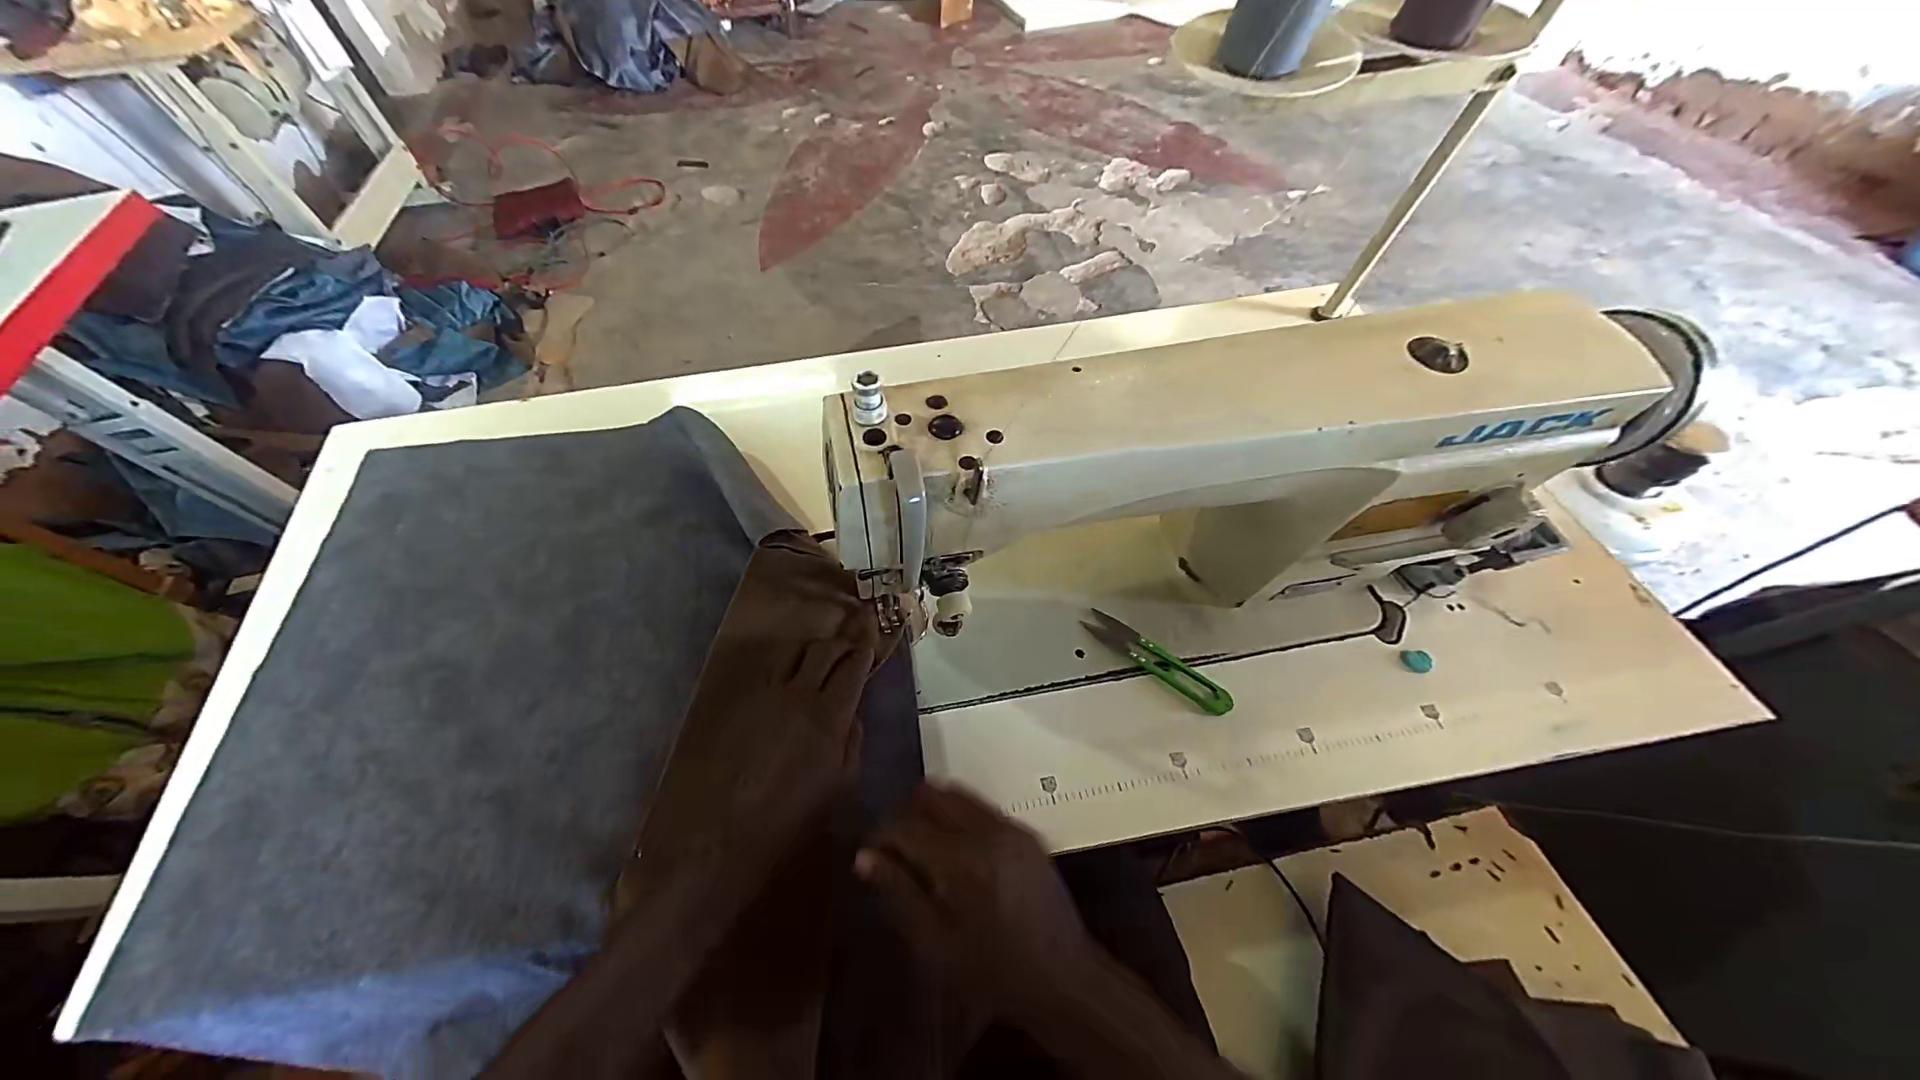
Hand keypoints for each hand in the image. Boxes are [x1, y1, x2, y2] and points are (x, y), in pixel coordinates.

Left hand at [635, 636, 874, 892]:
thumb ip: (851, 744)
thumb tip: (853, 715)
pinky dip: (782, 666)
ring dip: (809, 652)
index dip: (862, 656)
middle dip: (839, 646)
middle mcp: (799, 694)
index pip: (852, 669)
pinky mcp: (737, 701)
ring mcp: (764, 694)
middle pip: (823, 651)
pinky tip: (784, 678)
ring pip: (793, 653)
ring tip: (815, 660)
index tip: (867, 652)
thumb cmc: (788, 818)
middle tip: (846, 651)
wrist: (721, 830)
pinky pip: (767, 670)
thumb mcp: (838, 786)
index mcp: (829, 716)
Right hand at [854, 782, 1098, 1020]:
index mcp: (962, 863)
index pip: (907, 826)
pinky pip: (981, 806)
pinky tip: (955, 853)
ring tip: (923, 849)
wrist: (1064, 978)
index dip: (881, 835)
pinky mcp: (1026, 831)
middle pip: (932, 794)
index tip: (869, 853)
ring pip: (957, 794)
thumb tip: (864, 857)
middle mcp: (987, 832)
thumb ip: (900, 894)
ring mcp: (1011, 827)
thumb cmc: (994, 973)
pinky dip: (959, 817)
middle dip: (906, 814)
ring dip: (933, 812)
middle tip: (895, 849)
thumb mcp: (937, 945)